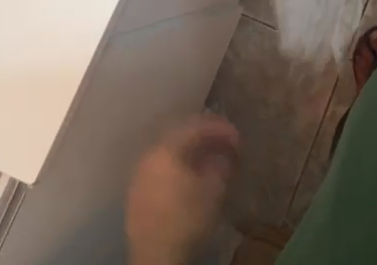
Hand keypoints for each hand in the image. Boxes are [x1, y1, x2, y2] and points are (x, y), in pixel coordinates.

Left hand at [125, 115, 239, 264]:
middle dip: (206, 136)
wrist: (156, 258)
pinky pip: (162, 166)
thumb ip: (220, 163)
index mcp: (166, 149)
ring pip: (170, 150)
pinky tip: (193, 174)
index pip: (197, 126)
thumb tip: (223, 155)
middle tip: (226, 142)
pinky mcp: (138, 192)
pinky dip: (180, 164)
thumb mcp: (213, 189)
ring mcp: (140, 174)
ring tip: (212, 158)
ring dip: (193, 150)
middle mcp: (149, 155)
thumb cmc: (187, 219)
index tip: (238, 138)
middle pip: (181, 134)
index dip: (221, 128)